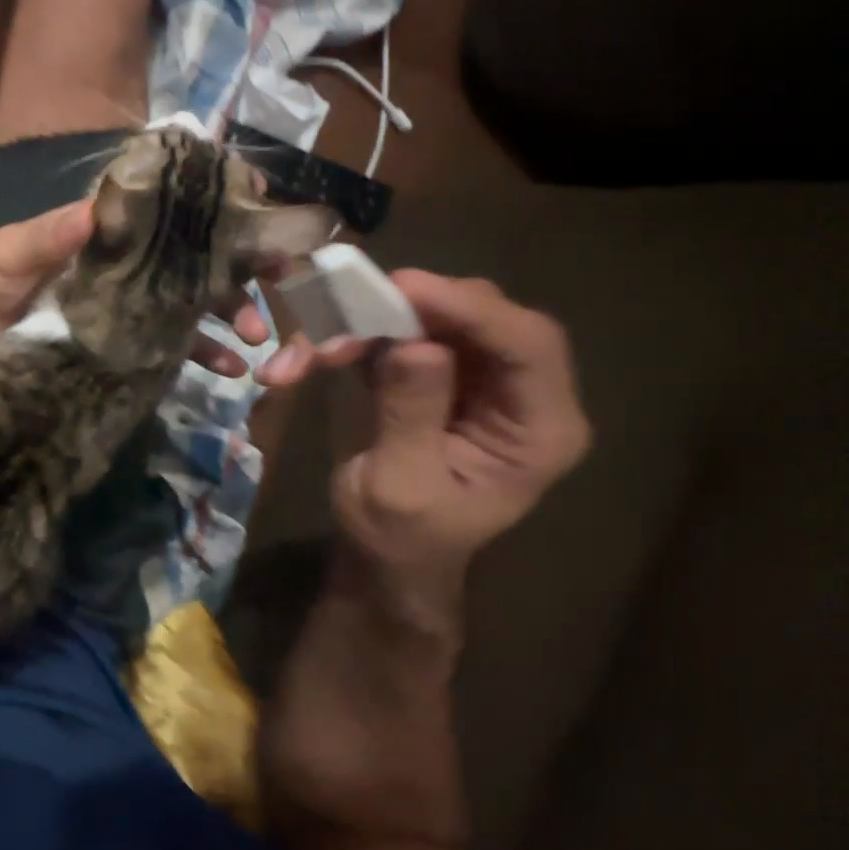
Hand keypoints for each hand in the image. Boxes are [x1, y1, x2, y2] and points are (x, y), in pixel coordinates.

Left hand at [0, 201, 279, 376]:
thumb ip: (40, 239)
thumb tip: (96, 211)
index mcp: (87, 234)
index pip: (160, 207)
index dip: (210, 204)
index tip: (256, 210)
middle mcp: (108, 265)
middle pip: (185, 255)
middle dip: (235, 264)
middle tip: (278, 281)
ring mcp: (111, 308)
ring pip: (183, 300)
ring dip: (226, 312)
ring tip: (253, 334)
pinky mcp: (108, 350)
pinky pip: (162, 346)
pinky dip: (197, 353)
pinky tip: (226, 366)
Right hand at [313, 272, 591, 582]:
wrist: (382, 560)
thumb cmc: (398, 537)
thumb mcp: (399, 485)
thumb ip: (411, 415)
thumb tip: (416, 346)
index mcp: (538, 429)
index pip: (528, 346)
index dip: (472, 310)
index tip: (404, 289)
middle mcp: (520, 396)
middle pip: (486, 321)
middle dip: (416, 310)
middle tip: (350, 310)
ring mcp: (478, 384)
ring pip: (439, 322)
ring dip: (372, 325)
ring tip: (314, 353)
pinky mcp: (436, 379)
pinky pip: (404, 338)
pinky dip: (356, 340)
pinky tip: (311, 358)